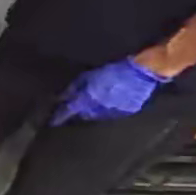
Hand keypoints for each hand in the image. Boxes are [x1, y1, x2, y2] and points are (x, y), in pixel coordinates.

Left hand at [49, 57, 168, 125]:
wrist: (142, 72)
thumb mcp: (87, 77)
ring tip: (96, 103)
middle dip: (79, 112)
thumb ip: (73, 89)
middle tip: (79, 106)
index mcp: (88, 99)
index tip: (52, 122)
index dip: (59, 117)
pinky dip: (108, 110)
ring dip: (93, 112)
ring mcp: (115, 112)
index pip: (69, 111)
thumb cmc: (111, 72)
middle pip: (83, 115)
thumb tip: (59, 98)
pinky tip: (110, 103)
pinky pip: (113, 114)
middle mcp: (100, 109)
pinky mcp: (128, 112)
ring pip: (98, 116)